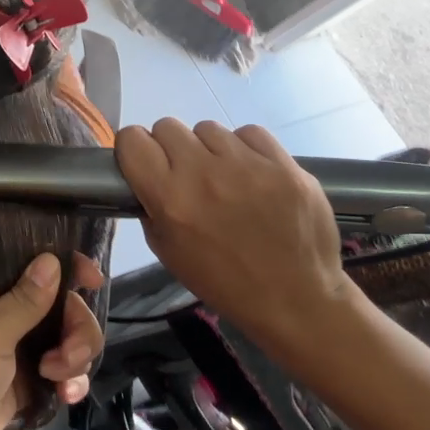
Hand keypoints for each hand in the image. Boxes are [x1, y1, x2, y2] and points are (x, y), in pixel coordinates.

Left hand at [0, 253, 104, 429]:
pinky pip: (61, 374)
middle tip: (68, 355)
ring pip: (66, 341)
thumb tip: (51, 258)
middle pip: (61, 307)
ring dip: (74, 358)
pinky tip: (66, 396)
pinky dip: (70, 382)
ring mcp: (19, 349)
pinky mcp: (26, 383)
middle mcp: (8, 313)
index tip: (96, 280)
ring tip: (57, 380)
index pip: (35, 265)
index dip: (67, 268)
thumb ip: (27, 298)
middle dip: (76, 329)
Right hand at [117, 119, 352, 347]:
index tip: (148, 164)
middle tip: (189, 175)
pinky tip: (254, 174)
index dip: (136, 149)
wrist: (298, 302)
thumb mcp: (165, 249)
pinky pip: (250, 133)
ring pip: (208, 129)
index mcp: (170, 198)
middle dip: (173, 149)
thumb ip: (148, 202)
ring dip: (211, 150)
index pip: (132, 138)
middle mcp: (205, 174)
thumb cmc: (223, 281)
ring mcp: (248, 167)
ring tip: (227, 178)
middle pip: (168, 127)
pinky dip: (247, 149)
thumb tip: (145, 170)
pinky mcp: (285, 166)